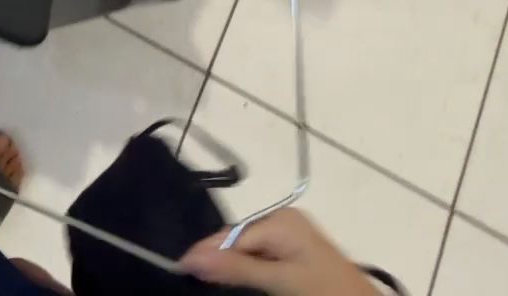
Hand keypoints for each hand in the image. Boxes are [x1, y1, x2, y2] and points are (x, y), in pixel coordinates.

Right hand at [179, 210, 371, 295]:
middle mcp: (284, 220)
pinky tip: (235, 279)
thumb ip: (237, 269)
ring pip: (249, 250)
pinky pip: (262, 257)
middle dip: (218, 257)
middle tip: (190, 275)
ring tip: (204, 277)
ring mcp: (291, 237)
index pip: (233, 234)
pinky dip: (248, 269)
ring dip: (231, 265)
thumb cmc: (326, 293)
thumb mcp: (280, 282)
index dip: (207, 251)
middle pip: (240, 240)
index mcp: (281, 219)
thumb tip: (191, 259)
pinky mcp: (296, 254)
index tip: (181, 267)